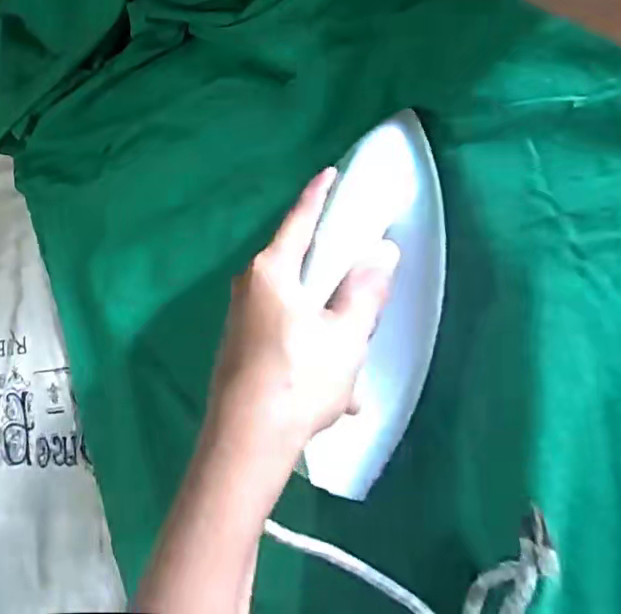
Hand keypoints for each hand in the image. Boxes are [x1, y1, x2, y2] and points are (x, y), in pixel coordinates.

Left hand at [206, 169, 400, 456]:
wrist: (242, 448)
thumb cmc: (297, 381)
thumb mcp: (344, 338)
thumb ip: (364, 292)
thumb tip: (382, 251)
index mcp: (272, 271)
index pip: (300, 219)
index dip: (318, 194)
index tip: (330, 172)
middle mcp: (249, 286)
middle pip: (300, 268)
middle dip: (334, 288)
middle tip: (359, 300)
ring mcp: (240, 318)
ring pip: (297, 312)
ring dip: (327, 336)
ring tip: (348, 380)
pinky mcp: (238, 347)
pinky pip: (284, 337)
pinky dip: (310, 356)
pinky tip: (329, 399)